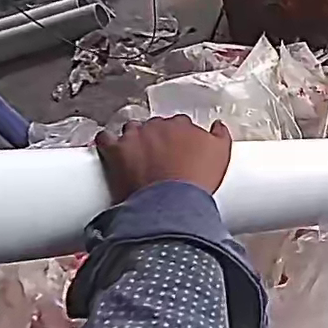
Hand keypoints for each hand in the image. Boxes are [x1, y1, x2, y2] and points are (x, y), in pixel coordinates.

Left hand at [95, 116, 232, 201]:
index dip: (179, 137)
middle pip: (155, 126)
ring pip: (131, 129)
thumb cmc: (196, 182)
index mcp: (181, 126)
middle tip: (160, 156)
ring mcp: (134, 137)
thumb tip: (218, 126)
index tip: (179, 148)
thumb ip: (221, 136)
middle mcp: (156, 127)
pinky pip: (104, 138)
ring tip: (137, 155)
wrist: (170, 204)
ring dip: (133, 138)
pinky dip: (106, 142)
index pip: (180, 124)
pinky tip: (110, 149)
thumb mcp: (222, 156)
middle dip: (156, 137)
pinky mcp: (115, 151)